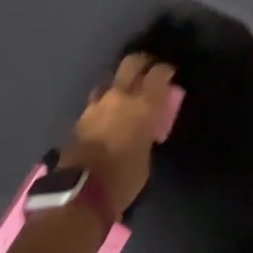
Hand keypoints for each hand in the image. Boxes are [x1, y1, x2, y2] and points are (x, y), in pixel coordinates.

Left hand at [60, 54, 176, 215]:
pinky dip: (106, 101)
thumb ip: (147, 133)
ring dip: (120, 82)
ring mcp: (97, 104)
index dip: (166, 70)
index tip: (171, 72)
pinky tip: (109, 112)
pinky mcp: (82, 115)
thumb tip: (146, 127)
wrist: (82, 190)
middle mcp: (119, 97)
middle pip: (131, 63)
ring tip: (126, 93)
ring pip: (110, 79)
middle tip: (150, 68)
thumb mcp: (146, 156)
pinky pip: (98, 99)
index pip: (158, 74)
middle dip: (143, 62)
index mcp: (142, 106)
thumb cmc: (124, 178)